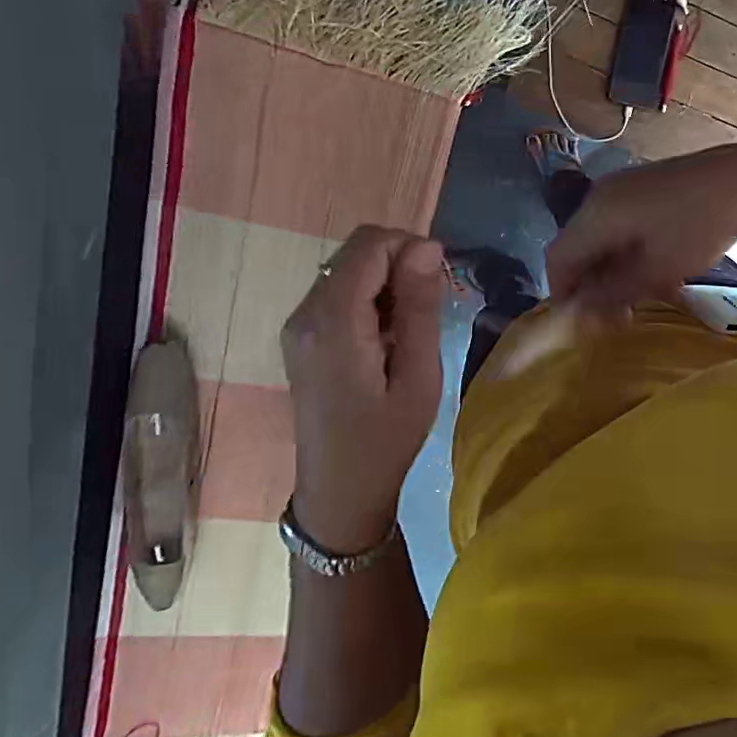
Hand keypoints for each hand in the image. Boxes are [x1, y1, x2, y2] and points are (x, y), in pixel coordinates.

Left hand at [281, 225, 445, 552]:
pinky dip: (369, 300)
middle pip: (356, 252)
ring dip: (385, 284)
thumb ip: (420, 307)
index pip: (369, 245)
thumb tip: (427, 246)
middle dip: (399, 264)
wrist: (339, 491)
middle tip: (427, 310)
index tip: (438, 284)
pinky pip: (338, 293)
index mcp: (333, 321)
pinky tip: (384, 339)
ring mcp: (298, 324)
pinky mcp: (300, 336)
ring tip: (407, 332)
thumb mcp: (418, 376)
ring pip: (348, 269)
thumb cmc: (386, 440)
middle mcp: (305, 312)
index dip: (409, 248)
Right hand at [548, 144, 736, 311]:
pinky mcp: (642, 187)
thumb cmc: (701, 227)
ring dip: (608, 271)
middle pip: (576, 247)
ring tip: (636, 298)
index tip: (582, 322)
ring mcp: (621, 188)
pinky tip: (650, 271)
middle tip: (615, 316)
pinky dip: (624, 252)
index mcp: (596, 214)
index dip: (562, 293)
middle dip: (589, 285)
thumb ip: (612, 293)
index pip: (557, 257)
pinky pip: (618, 224)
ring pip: (598, 237)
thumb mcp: (657, 270)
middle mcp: (600, 196)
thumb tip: (579, 315)